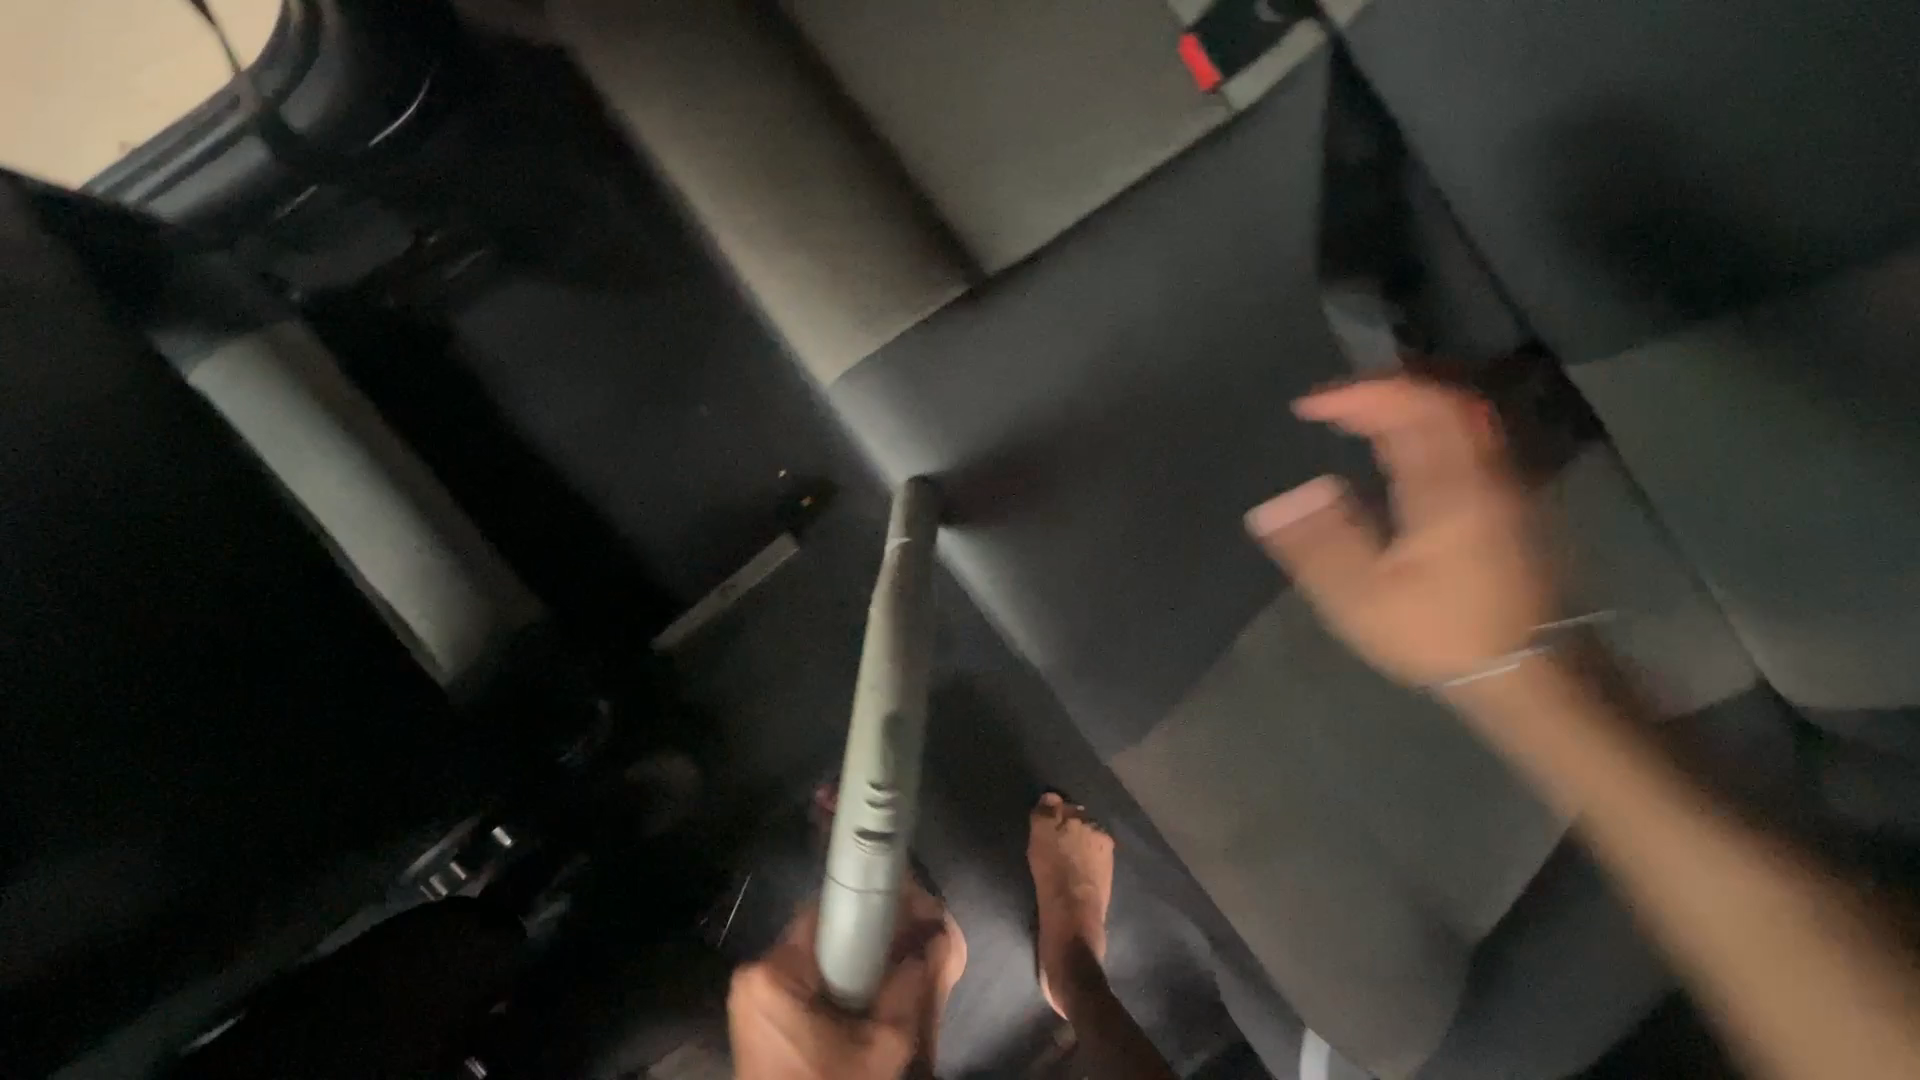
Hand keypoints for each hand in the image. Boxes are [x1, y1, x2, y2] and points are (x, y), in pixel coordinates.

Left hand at [728, 886, 960, 1079]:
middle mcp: (754, 974)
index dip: (875, 908)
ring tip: (894, 970)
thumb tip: (936, 938)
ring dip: (853, 961)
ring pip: (814, 957)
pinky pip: (801, 982)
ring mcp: (750, 997)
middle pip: (822, 933)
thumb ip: (911, 986)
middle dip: (868, 937)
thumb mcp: (883, 1046)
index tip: (911, 913)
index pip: (830, 911)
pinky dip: (834, 984)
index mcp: (775, 973)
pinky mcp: (755, 1018)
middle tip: (910, 943)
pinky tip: (864, 998)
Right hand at [1245, 376, 1555, 687]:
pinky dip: (1425, 428)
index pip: (1411, 409)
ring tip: (1357, 417)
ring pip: (1460, 419)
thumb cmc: (1439, 632)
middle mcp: (1484, 475)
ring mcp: (1504, 488)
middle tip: (1333, 401)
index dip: (1359, 394)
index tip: (1308, 405)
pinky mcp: (1508, 505)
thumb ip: (1319, 545)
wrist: (1525, 671)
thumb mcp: (1363, 598)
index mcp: (1448, 489)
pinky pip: (1467, 440)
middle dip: (1384, 389)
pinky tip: (1398, 450)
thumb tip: (1277, 501)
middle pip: (1443, 401)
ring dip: (1407, 405)